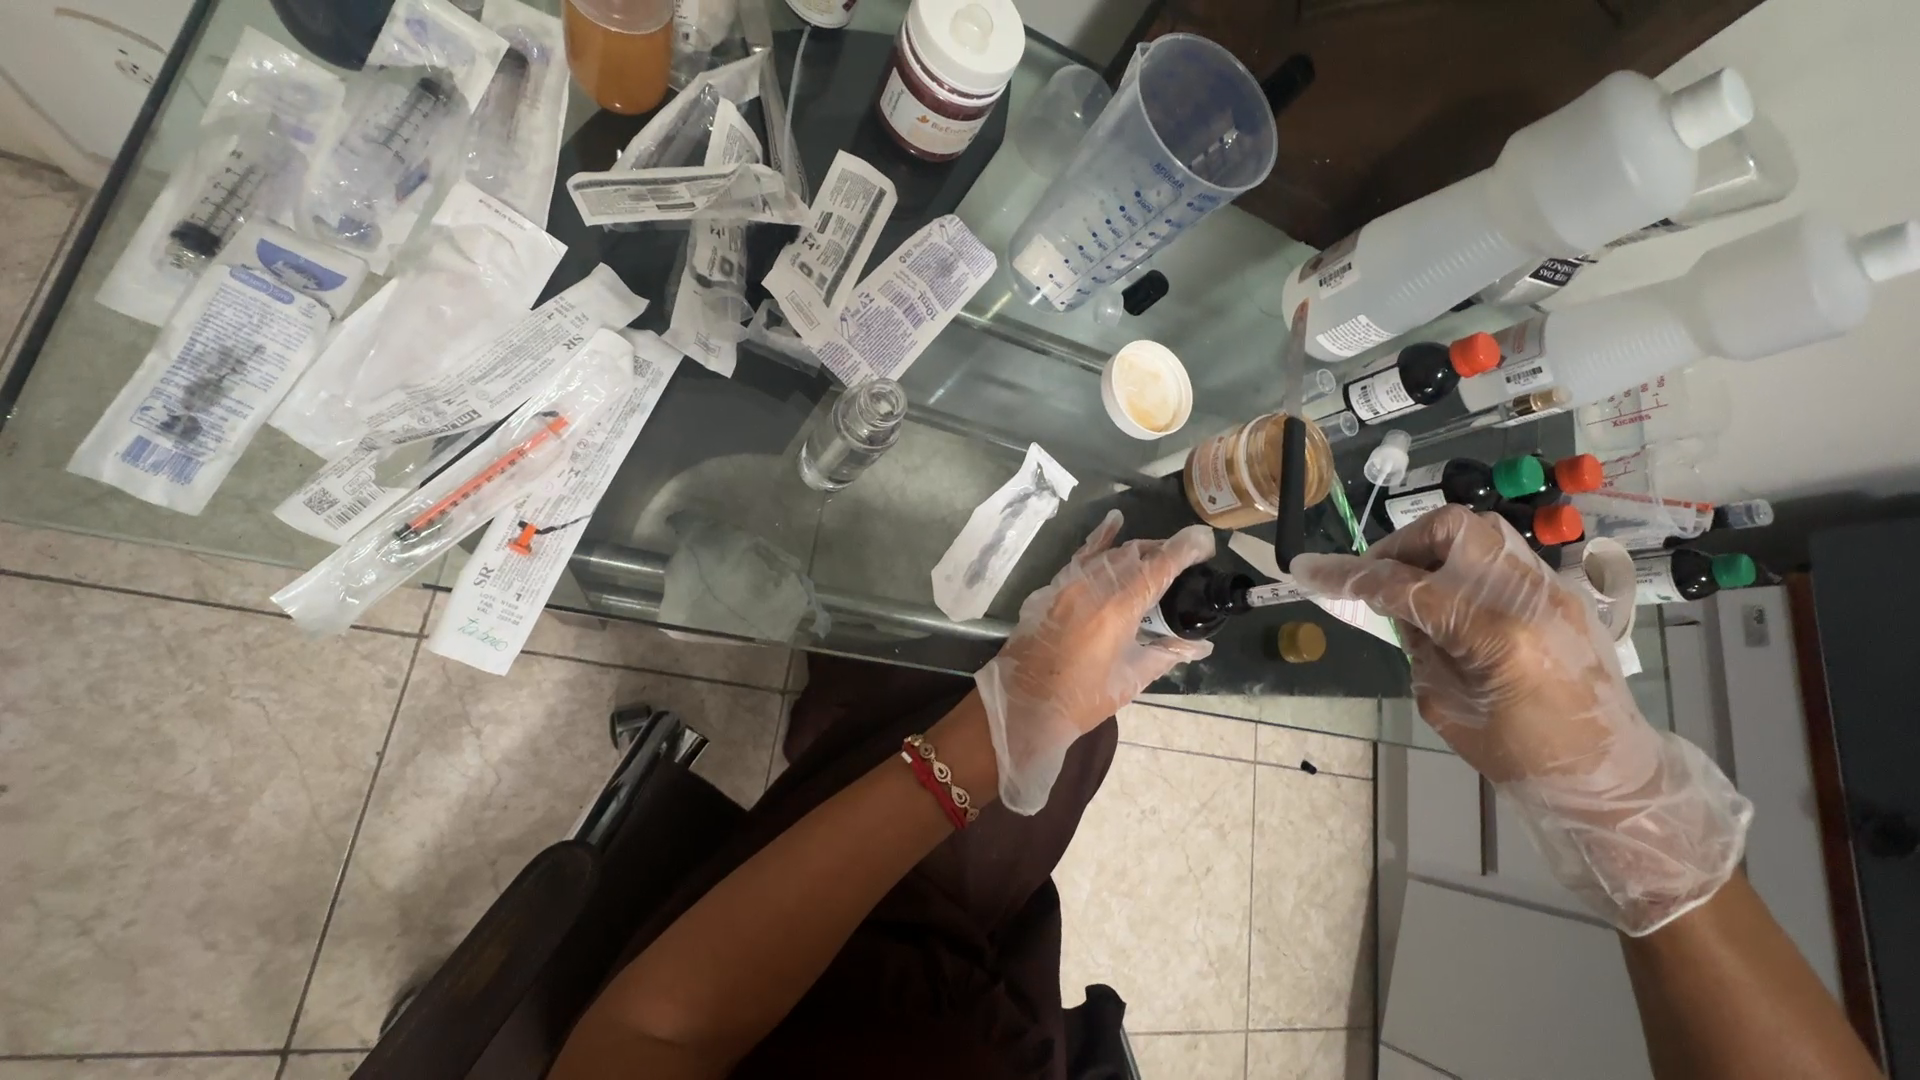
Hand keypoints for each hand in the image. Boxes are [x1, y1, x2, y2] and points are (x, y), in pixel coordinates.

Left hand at [976, 510, 1215, 813]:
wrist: (1024, 704)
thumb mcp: (1132, 678)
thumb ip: (1168, 654)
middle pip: (1135, 554)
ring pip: (1109, 553)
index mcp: (1119, 606)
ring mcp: (1068, 583)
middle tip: (1185, 560)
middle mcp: (1094, 585)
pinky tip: (1112, 524)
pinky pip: (1081, 557)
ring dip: (1135, 551)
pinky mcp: (1051, 588)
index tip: (1204, 542)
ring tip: (1156, 554)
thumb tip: (1201, 645)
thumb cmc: (1083, 697)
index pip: (1160, 565)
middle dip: (1163, 551)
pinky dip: (1099, 541)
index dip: (1185, 549)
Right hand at [1291, 506, 1751, 934]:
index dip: (1350, 576)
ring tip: (1413, 587)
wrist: (1613, 774)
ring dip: (1434, 550)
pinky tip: (1453, 604)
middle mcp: (1530, 598)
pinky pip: (1501, 559)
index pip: (1406, 586)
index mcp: (1496, 635)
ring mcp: (1554, 590)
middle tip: (1378, 577)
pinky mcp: (1564, 594)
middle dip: (1402, 545)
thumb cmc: (1521, 757)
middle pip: (1452, 531)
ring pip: (1482, 533)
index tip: (1310, 571)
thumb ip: (1418, 646)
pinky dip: (1464, 568)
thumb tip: (1397, 609)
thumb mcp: (1445, 706)